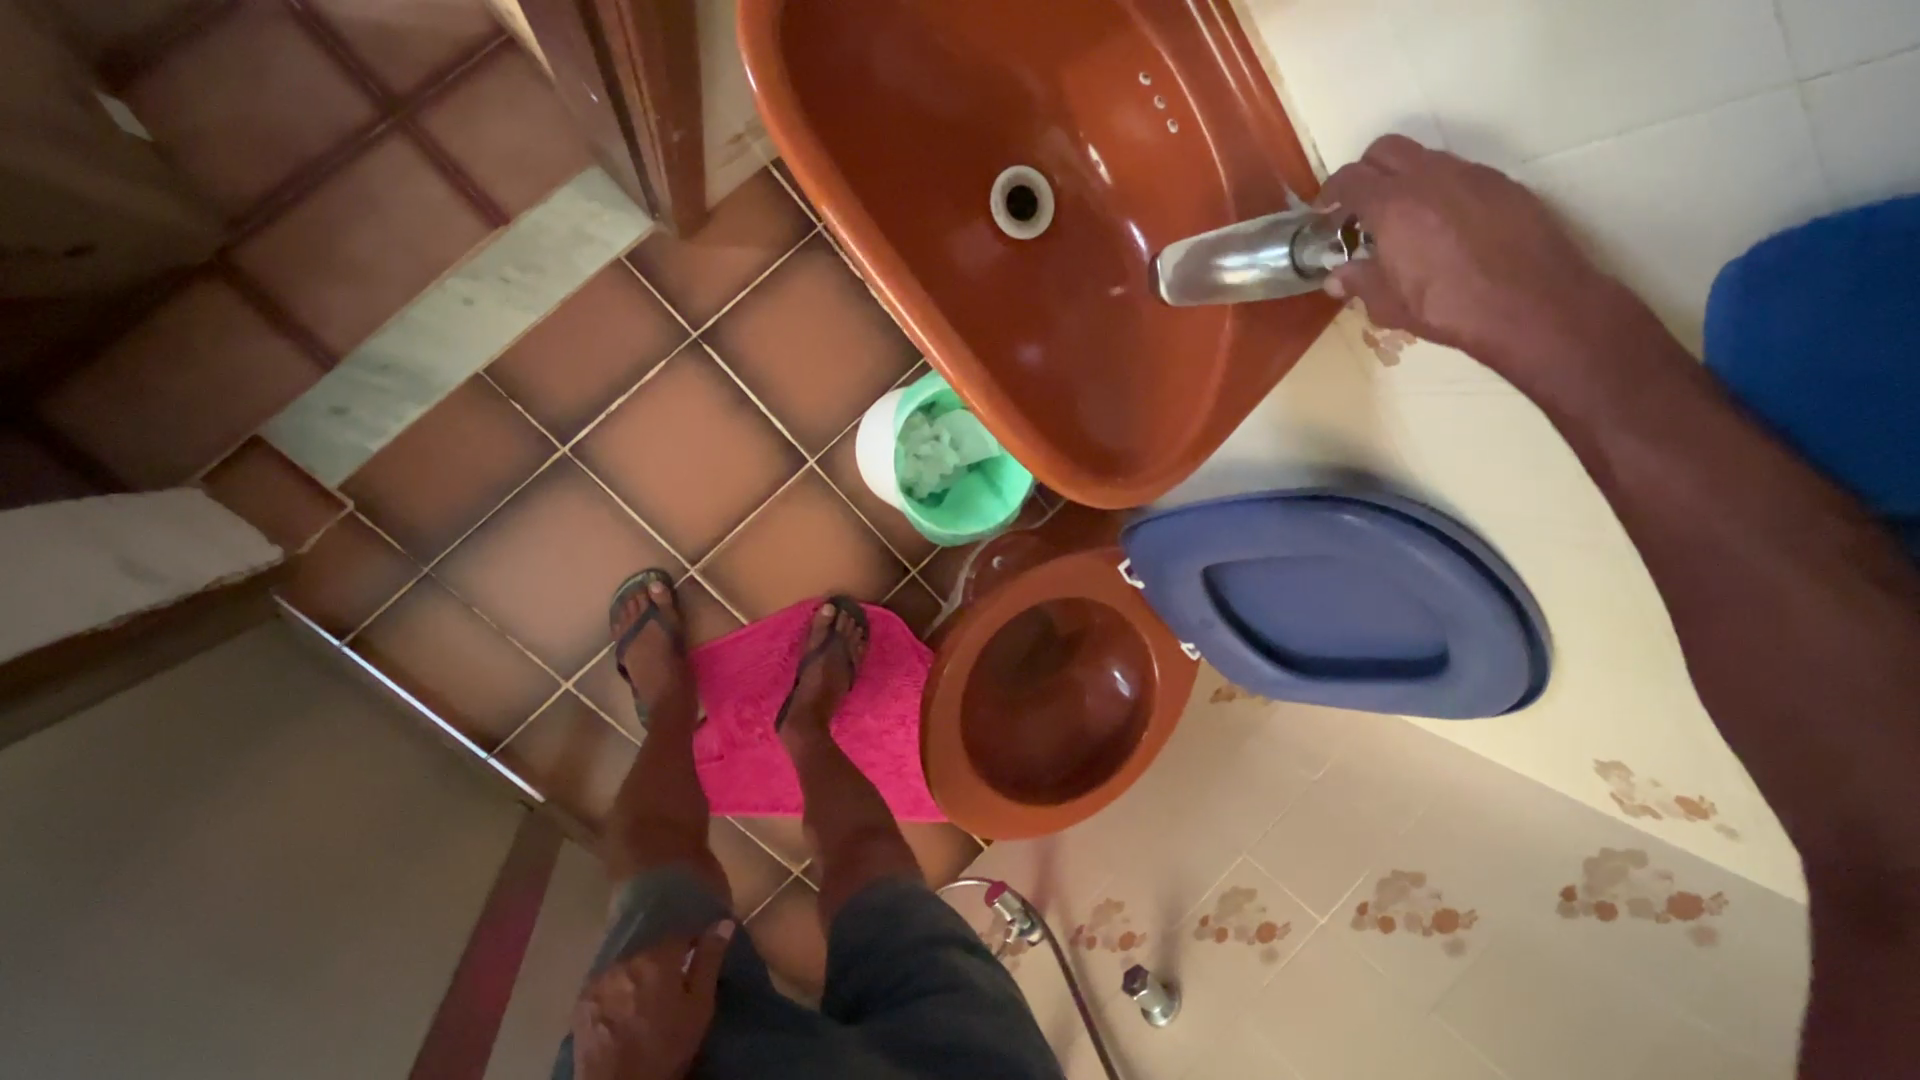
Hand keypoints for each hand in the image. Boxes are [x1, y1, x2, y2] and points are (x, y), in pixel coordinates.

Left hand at [572, 920, 733, 1079]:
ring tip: (646, 1004)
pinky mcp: (582, 1001)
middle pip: (652, 952)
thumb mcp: (699, 1006)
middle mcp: (625, 961)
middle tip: (672, 991)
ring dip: (639, 978)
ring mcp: (599, 980)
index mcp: (656, 958)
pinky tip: (623, 1013)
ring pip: (628, 968)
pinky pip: (607, 985)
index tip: (697, 964)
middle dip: (664, 965)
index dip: (692, 947)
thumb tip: (723, 922)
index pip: (680, 936)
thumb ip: (709, 960)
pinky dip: (617, 993)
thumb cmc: (667, 1047)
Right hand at [1319, 136, 1631, 378]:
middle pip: (1386, 149)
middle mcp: (1430, 177)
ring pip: (1426, 158)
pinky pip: (1460, 174)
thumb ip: (1359, 282)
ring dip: (1405, 179)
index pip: (1350, 178)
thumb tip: (1336, 278)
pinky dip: (1441, 190)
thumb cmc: (1449, 308)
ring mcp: (1471, 176)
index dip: (1331, 192)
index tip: (1326, 211)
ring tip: (1404, 219)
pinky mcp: (1503, 185)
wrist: (1531, 305)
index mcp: (1393, 205)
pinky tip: (1444, 226)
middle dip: (1366, 172)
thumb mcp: (1390, 305)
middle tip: (1360, 206)